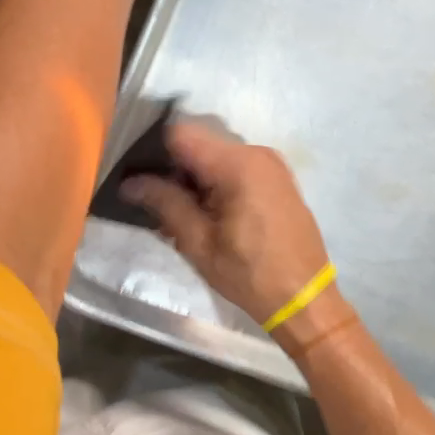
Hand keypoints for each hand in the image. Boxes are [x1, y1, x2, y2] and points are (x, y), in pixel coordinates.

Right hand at [120, 124, 350, 348]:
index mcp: (238, 165)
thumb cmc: (250, 274)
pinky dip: (216, 184)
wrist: (305, 299)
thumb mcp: (199, 243)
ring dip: (195, 180)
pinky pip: (236, 168)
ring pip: (216, 157)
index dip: (155, 153)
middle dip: (174, 170)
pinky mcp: (277, 179)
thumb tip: (130, 183)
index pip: (180, 134)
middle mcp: (257, 153)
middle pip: (199, 144)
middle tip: (157, 207)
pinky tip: (210, 216)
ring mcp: (271, 164)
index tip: (141, 180)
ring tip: (183, 217)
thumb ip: (164, 203)